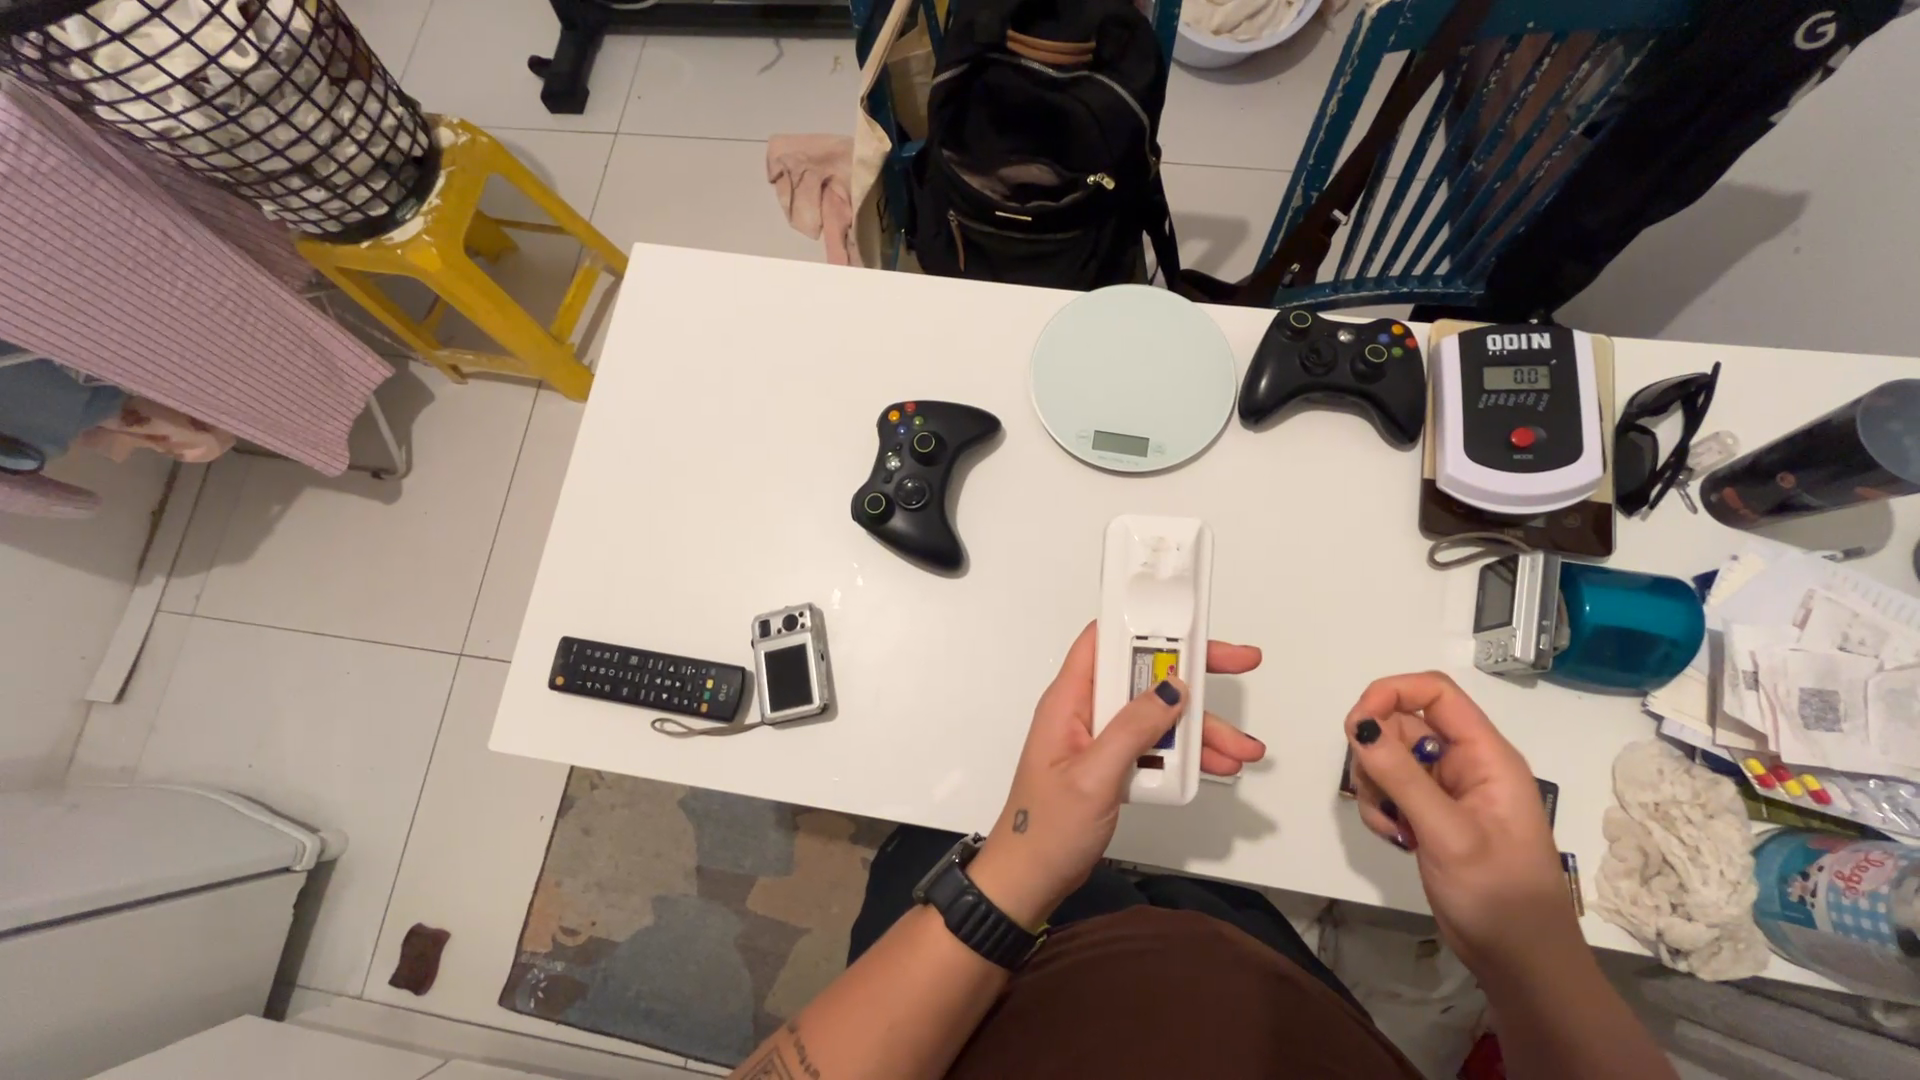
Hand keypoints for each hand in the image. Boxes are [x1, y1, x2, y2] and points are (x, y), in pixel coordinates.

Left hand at [968, 622, 1265, 928]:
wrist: (1030, 879)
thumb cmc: (1046, 829)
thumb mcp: (1094, 776)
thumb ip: (1133, 728)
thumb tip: (1172, 688)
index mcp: (1069, 700)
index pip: (1107, 640)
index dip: (1148, 625)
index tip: (1191, 625)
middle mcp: (1085, 710)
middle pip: (1143, 675)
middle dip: (1192, 677)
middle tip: (1238, 665)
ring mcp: (1099, 737)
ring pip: (1156, 714)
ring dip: (1199, 728)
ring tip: (1240, 749)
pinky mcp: (1111, 762)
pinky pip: (1154, 744)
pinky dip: (1185, 753)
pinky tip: (1216, 764)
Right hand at [1344, 673, 1581, 980]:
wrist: (1520, 962)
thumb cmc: (1499, 896)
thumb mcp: (1448, 833)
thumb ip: (1401, 775)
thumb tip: (1359, 723)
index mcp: (1486, 756)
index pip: (1434, 692)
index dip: (1390, 693)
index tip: (1356, 725)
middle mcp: (1465, 764)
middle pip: (1401, 725)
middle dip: (1375, 752)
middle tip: (1372, 790)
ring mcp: (1445, 790)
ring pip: (1388, 757)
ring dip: (1374, 785)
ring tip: (1391, 825)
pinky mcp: (1430, 814)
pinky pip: (1389, 789)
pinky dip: (1379, 808)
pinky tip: (1394, 838)